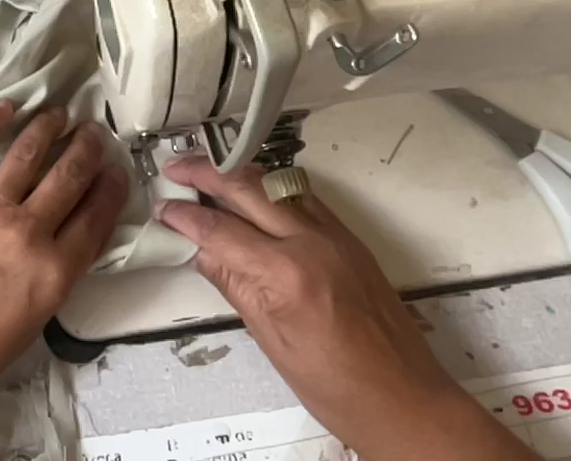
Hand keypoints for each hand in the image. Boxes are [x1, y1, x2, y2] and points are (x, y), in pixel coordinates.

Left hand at [0, 99, 128, 458]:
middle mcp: (28, 233)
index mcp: (55, 272)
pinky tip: (6, 105)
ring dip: (48, 127)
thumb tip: (71, 229)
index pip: (96, 215)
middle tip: (93, 129)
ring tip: (60, 112)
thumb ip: (58, 269)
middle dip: (87, 147)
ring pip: (27, 154)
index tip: (115, 167)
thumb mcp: (37, 318)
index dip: (110, 186)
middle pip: (69, 176)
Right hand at [156, 157, 536, 460]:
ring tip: (205, 170)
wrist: (409, 403)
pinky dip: (268, 186)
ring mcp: (334, 234)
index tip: (162, 209)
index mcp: (288, 275)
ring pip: (275, 181)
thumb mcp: (272, 341)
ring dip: (236, 172)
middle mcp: (312, 241)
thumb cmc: (338, 389)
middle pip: (246, 187)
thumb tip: (198, 249)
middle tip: (174, 168)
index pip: (221, 230)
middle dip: (204, 172)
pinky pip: (300, 196)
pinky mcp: (348, 236)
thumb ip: (233, 284)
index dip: (185, 216)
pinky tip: (250, 193)